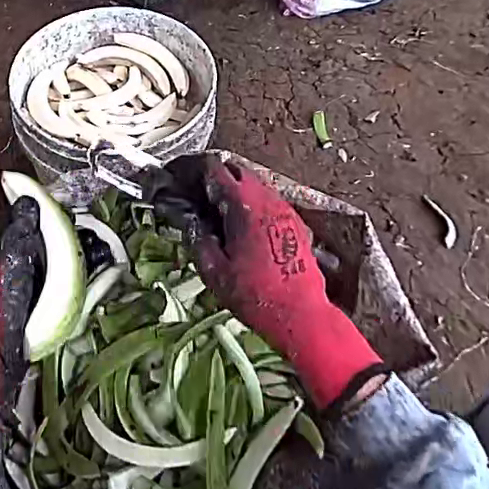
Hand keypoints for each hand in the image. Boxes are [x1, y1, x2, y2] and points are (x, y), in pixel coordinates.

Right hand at [146, 155, 384, 410]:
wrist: (302, 317)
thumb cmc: (256, 295)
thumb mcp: (213, 271)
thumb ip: (198, 240)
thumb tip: (191, 223)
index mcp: (245, 208)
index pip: (219, 172)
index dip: (199, 170)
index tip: (186, 176)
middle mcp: (269, 203)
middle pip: (240, 171)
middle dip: (219, 175)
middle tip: (201, 190)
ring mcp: (286, 213)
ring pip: (257, 185)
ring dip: (238, 189)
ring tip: (219, 207)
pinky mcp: (296, 226)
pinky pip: (270, 202)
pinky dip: (253, 204)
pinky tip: (243, 224)